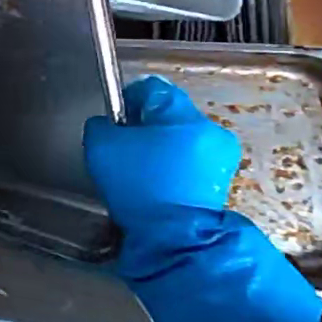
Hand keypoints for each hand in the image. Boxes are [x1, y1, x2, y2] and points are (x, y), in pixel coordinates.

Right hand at [84, 75, 240, 225]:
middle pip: (168, 114)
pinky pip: (188, 158)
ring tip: (137, 165)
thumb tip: (110, 123)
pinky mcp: (220, 178)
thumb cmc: (137, 182)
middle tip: (122, 145)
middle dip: (145, 125)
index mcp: (183, 117)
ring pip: (179, 137)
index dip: (127, 98)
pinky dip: (170, 163)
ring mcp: (220, 156)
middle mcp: (210, 130)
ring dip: (159, 145)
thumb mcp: (100, 144)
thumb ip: (101, 123)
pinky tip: (153, 179)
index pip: (152, 88)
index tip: (114, 118)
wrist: (171, 232)